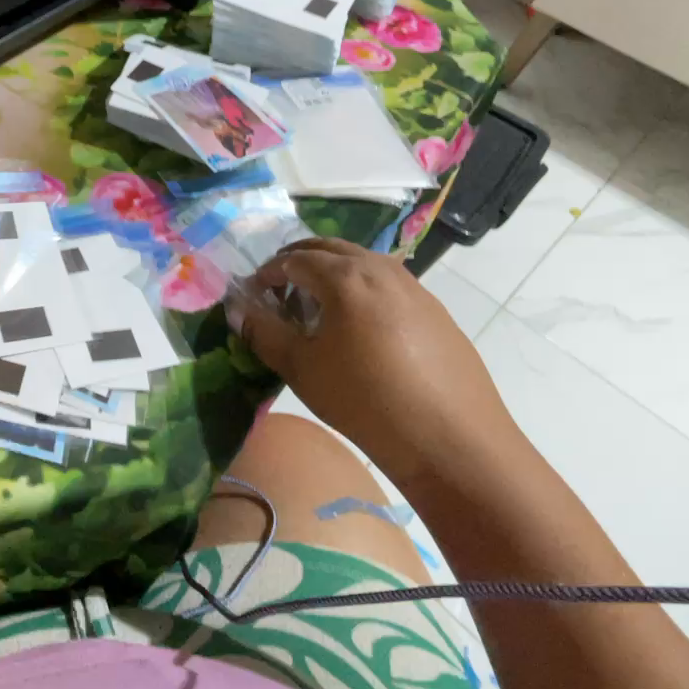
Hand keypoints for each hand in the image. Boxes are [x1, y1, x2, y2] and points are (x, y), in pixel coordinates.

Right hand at [228, 237, 525, 486]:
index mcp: (345, 277)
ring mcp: (414, 287)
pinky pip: (388, 283)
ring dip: (332, 271)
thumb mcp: (302, 368)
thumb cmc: (365, 400)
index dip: (267, 273)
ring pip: (362, 262)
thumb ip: (264, 332)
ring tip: (317, 306)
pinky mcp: (435, 310)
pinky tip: (359, 328)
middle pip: (330, 248)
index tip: (254, 295)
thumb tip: (237, 309)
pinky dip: (361, 288)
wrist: (451, 440)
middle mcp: (380, 269)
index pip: (294, 259)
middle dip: (298, 261)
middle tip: (279, 289)